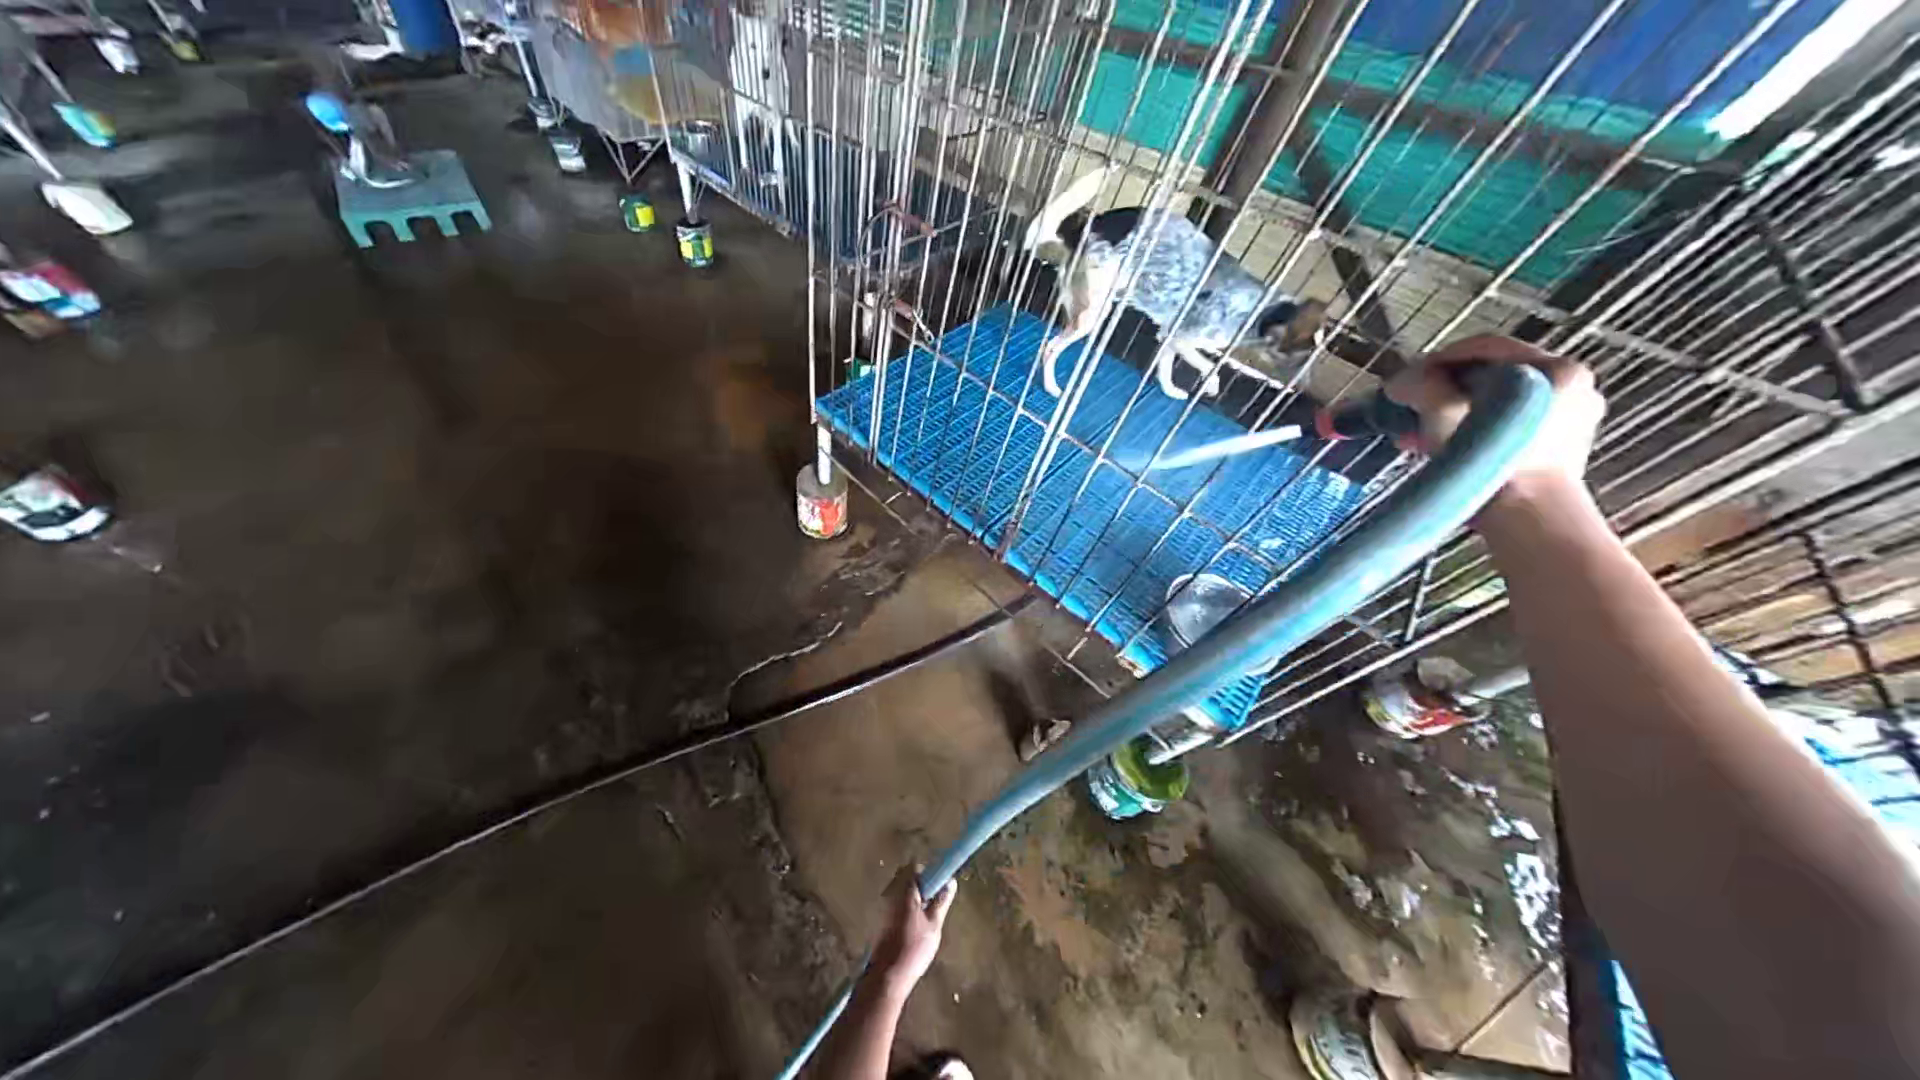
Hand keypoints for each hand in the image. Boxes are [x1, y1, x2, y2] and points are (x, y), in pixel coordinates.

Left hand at [870, 866, 955, 993]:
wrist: (887, 975)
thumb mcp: (934, 924)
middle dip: (919, 884)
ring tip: (923, 917)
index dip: (927, 873)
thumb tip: (950, 882)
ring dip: (911, 896)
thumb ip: (941, 901)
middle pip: (904, 876)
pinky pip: (893, 903)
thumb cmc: (913, 948)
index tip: (937, 887)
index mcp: (903, 890)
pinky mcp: (878, 919)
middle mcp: (889, 893)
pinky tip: (911, 926)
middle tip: (931, 902)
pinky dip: (903, 907)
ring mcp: (881, 905)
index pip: (914, 867)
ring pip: (898, 890)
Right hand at [1385, 335, 1604, 506]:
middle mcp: (1572, 387)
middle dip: (1445, 390)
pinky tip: (1446, 446)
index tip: (1406, 379)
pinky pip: (1510, 424)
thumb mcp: (1443, 416)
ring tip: (1420, 431)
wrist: (1528, 519)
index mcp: (1555, 369)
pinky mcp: (1560, 448)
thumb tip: (1400, 382)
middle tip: (1411, 407)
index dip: (1437, 360)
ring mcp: (1570, 419)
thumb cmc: (1491, 463)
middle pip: (1493, 375)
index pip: (1485, 348)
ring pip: (1499, 401)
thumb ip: (1420, 388)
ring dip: (1456, 411)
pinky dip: (1476, 429)